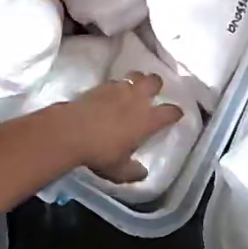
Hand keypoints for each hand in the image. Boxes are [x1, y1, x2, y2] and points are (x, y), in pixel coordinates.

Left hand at [52, 73, 182, 182]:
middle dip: (156, 84)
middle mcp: (137, 99)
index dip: (175, 113)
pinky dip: (117, 85)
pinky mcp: (101, 85)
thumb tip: (142, 173)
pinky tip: (111, 93)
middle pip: (154, 81)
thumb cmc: (100, 152)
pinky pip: (115, 80)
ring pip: (135, 75)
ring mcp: (119, 88)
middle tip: (153, 91)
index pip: (170, 112)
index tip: (176, 115)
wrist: (71, 131)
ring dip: (137, 79)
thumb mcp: (119, 170)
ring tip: (133, 87)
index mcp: (147, 119)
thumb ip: (133, 171)